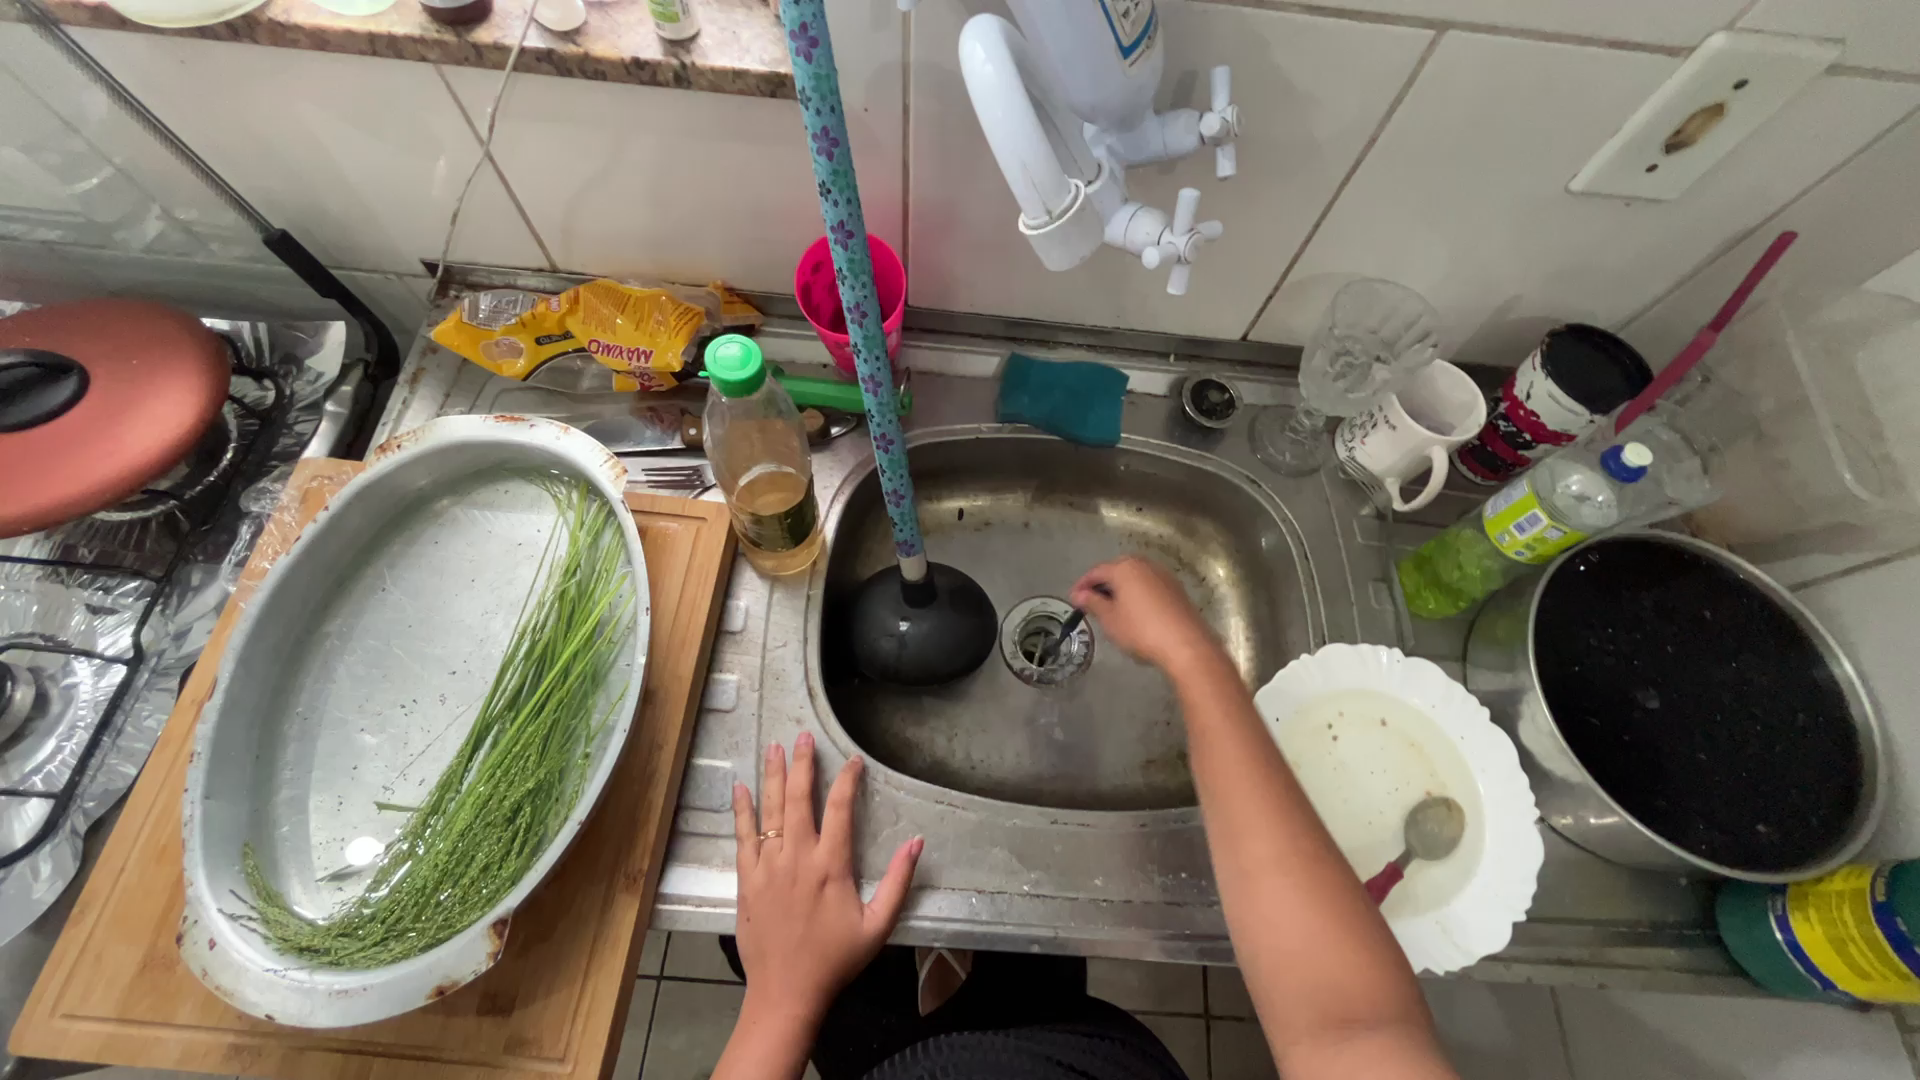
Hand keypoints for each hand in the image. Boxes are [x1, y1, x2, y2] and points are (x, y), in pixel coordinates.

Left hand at [731, 733, 922, 1024]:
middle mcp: (797, 856)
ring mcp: (768, 866)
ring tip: (773, 747)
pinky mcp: (748, 879)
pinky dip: (741, 810)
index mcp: (831, 865)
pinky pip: (743, 836)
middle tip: (802, 737)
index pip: (840, 807)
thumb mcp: (878, 925)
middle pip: (799, 798)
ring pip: (769, 810)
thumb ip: (899, 881)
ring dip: (772, 776)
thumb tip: (917, 841)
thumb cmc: (835, 959)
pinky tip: (740, 788)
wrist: (785, 993)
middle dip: (802, 764)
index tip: (853, 760)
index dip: (847, 779)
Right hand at [1071, 556, 1220, 671]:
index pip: (1096, 571)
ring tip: (1112, 608)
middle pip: (1117, 570)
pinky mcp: (1176, 589)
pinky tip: (1135, 612)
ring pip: (1135, 577)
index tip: (1073, 600)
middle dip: (1103, 584)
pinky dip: (1137, 594)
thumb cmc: (1141, 630)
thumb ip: (1093, 603)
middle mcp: (1144, 564)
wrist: (1186, 645)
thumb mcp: (1110, 619)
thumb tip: (1079, 595)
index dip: (1082, 585)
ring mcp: (1163, 575)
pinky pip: (1149, 586)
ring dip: (1121, 589)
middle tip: (1092, 603)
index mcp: (1124, 568)